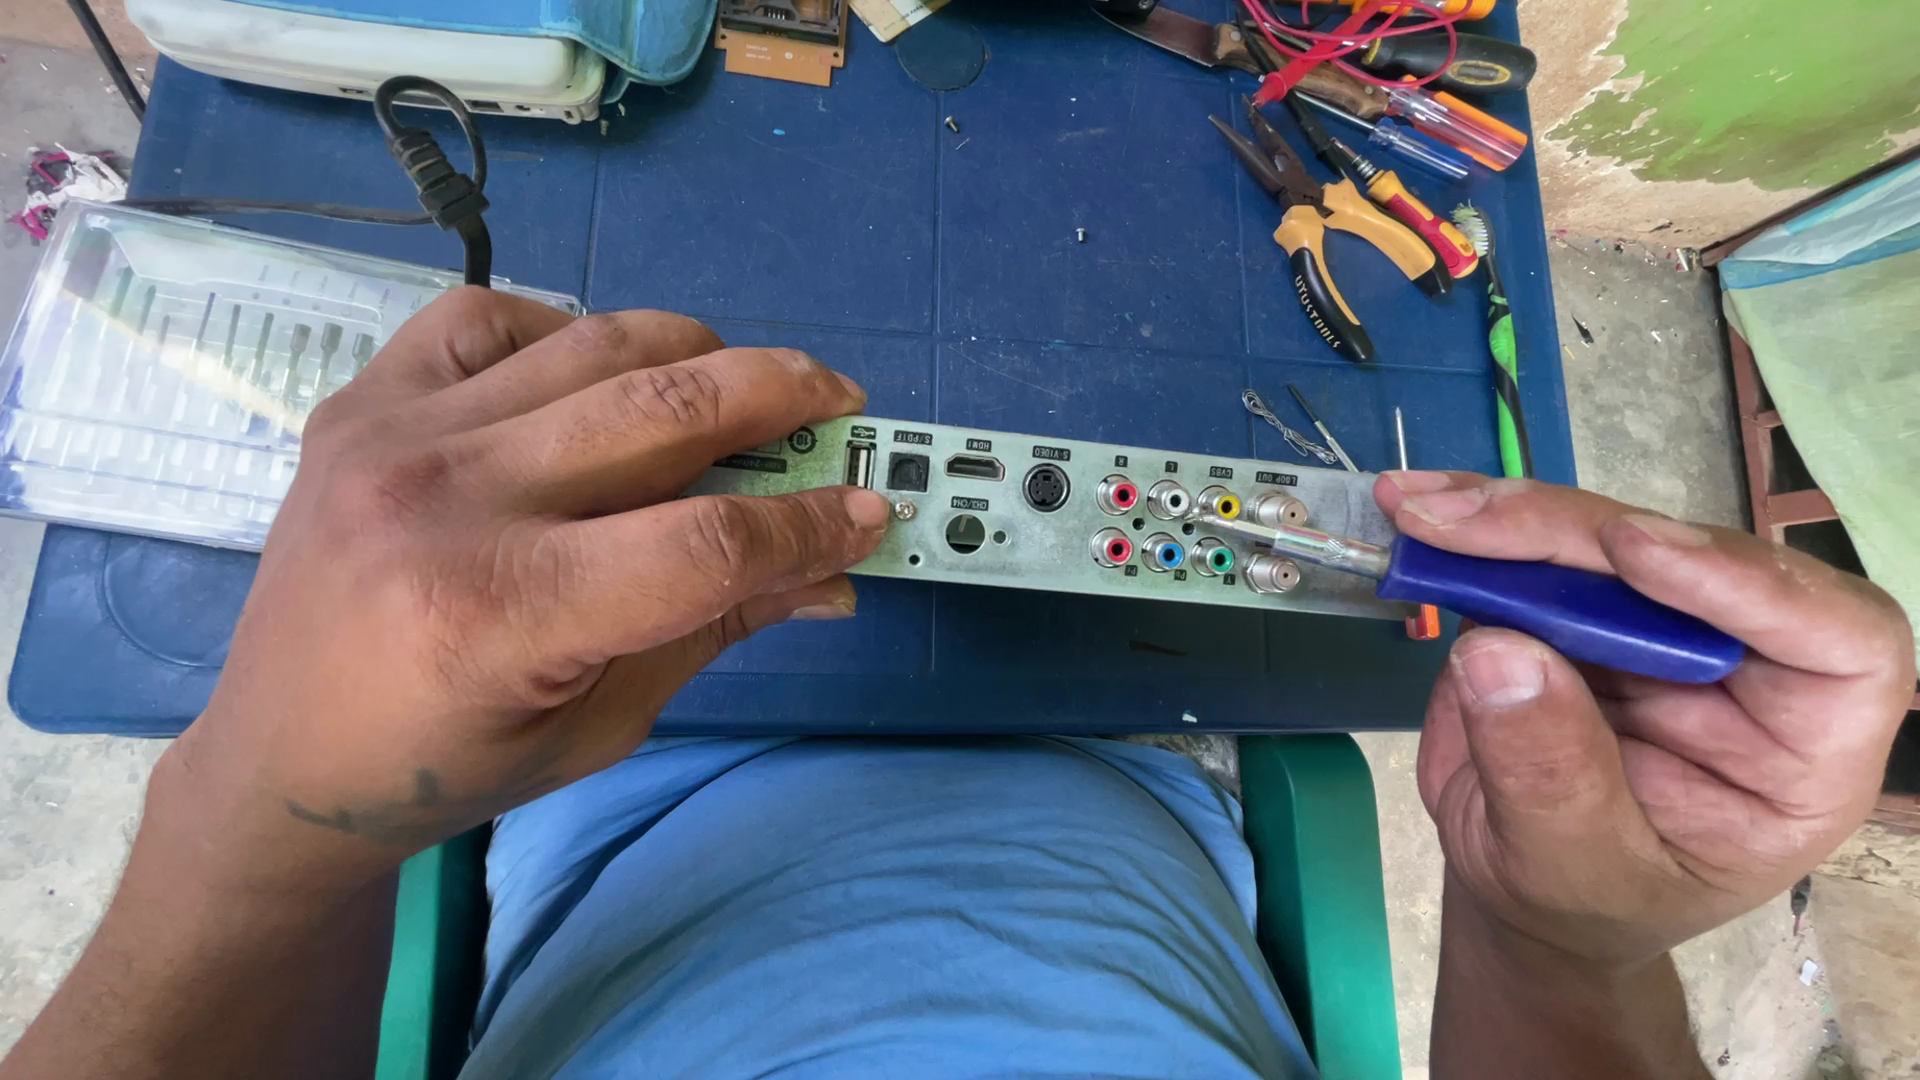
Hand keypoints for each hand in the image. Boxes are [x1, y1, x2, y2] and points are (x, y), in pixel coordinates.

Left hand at [160, 289, 889, 890]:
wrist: (281, 759)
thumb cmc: (459, 763)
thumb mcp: (613, 718)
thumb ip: (724, 623)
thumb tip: (835, 576)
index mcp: (505, 614)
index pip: (708, 543)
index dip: (809, 524)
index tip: (870, 512)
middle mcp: (447, 502)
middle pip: (667, 413)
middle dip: (783, 397)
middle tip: (841, 401)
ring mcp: (395, 434)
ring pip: (598, 345)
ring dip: (702, 352)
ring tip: (749, 382)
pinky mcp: (364, 400)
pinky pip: (492, 319)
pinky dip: (575, 332)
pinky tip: (605, 376)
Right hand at [1376, 471, 1913, 968]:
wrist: (1512, 878)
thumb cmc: (1575, 893)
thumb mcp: (1569, 860)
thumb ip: (1548, 771)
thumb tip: (1498, 651)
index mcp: (1789, 743)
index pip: (1830, 641)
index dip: (1743, 581)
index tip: (1628, 550)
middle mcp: (1723, 665)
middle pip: (1675, 565)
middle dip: (1561, 532)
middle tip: (1456, 518)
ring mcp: (1632, 632)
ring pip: (1587, 543)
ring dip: (1499, 516)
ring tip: (1415, 504)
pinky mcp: (1551, 615)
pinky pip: (1516, 560)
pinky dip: (1459, 534)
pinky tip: (1409, 512)